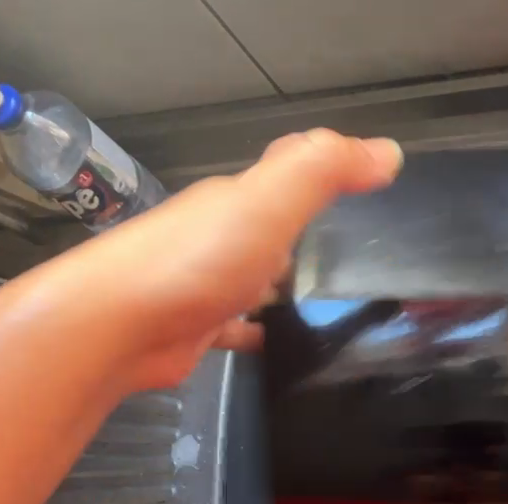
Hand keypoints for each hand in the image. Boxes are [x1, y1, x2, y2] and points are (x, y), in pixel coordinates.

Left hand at [41, 129, 401, 394]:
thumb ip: (324, 173)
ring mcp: (208, 284)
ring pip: (259, 281)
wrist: (120, 326)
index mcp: (239, 200)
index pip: (289, 171)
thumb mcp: (269, 203)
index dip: (329, 169)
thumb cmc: (197, 261)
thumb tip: (388, 151)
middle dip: (314, 240)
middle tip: (364, 263)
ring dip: (290, 290)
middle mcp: (222, 236)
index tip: (373, 184)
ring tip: (339, 312)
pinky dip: (264, 334)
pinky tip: (290, 350)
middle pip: (275, 230)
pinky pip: (241, 329)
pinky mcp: (199, 330)